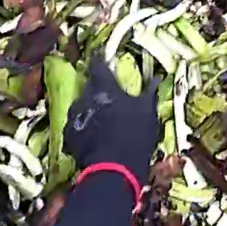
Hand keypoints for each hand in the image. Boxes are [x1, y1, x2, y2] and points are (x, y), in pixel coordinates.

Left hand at [65, 55, 159, 175]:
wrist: (114, 170)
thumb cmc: (135, 135)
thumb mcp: (148, 111)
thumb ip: (150, 92)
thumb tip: (157, 77)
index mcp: (104, 87)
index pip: (98, 65)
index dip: (100, 59)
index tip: (102, 55)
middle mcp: (84, 97)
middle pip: (89, 86)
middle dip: (97, 89)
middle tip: (108, 95)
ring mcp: (74, 116)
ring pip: (81, 105)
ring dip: (90, 107)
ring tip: (102, 117)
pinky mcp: (68, 135)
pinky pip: (76, 124)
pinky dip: (84, 125)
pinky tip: (94, 134)